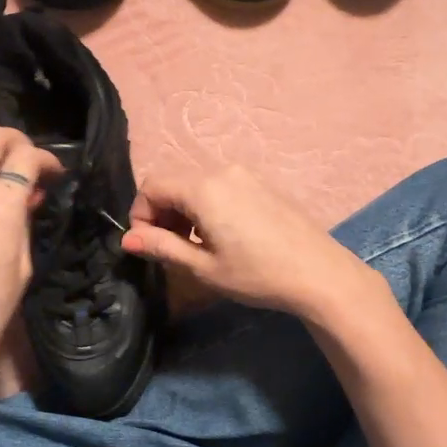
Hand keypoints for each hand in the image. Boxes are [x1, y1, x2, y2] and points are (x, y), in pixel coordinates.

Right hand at [121, 164, 381, 319]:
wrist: (319, 274)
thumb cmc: (257, 275)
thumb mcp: (203, 267)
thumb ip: (162, 247)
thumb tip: (127, 239)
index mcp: (204, 189)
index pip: (152, 186)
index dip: (140, 214)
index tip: (146, 244)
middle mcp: (222, 172)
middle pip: (174, 182)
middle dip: (161, 213)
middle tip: (168, 249)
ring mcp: (246, 176)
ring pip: (196, 185)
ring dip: (183, 211)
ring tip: (194, 247)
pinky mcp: (262, 185)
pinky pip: (220, 188)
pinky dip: (206, 207)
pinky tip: (220, 237)